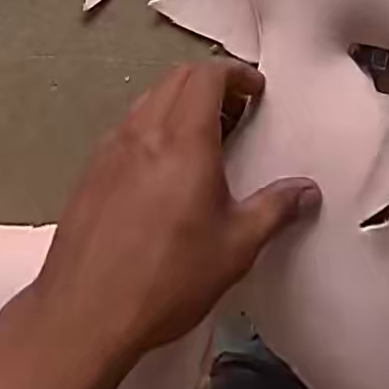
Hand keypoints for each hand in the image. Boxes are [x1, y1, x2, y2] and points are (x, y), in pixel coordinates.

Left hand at [27, 62, 319, 358]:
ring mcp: (113, 147)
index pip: (209, 76)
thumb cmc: (164, 279)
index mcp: (184, 140)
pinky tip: (165, 164)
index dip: (237, 74)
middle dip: (212, 82)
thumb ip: (275, 209)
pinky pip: (129, 124)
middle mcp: (145, 132)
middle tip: (236, 110)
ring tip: (204, 135)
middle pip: (179, 77)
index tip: (254, 89)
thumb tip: (305, 192)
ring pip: (151, 96)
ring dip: (182, 99)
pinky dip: (155, 122)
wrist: (83, 314)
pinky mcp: (93, 168)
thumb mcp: (235, 247)